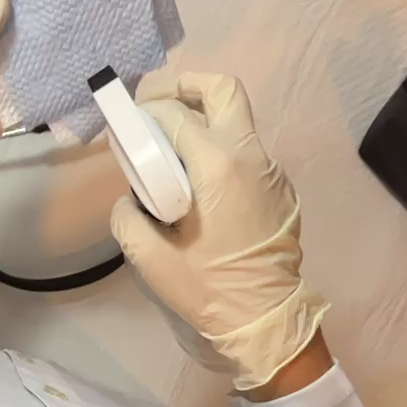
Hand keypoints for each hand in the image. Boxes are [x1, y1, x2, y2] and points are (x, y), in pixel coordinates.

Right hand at [110, 73, 328, 391]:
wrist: (265, 319)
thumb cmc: (207, 289)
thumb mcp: (150, 259)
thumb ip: (128, 217)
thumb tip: (131, 198)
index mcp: (218, 166)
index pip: (175, 114)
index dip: (145, 112)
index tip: (126, 124)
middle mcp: (251, 155)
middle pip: (222, 91)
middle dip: (186, 87)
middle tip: (157, 107)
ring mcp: (271, 170)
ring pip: (238, 120)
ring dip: (204, 121)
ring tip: (172, 150)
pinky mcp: (280, 189)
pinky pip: (247, 152)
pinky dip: (220, 151)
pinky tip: (199, 185)